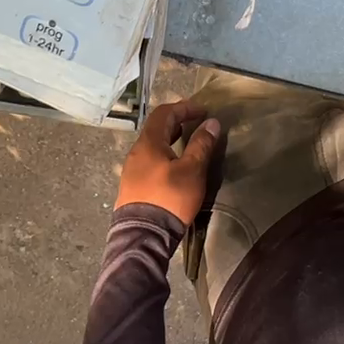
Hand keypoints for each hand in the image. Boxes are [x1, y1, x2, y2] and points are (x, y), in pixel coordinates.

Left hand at [114, 102, 222, 225]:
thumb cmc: (169, 198)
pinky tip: (174, 165)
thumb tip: (211, 122)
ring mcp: (132, 169)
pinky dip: (164, 153)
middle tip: (196, 122)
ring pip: (152, 145)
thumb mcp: (192, 171)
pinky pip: (149, 159)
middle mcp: (136, 151)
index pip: (164, 113)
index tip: (203, 111)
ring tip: (187, 141)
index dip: (184, 108)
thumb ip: (201, 145)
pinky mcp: (132, 185)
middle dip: (177, 121)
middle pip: (156, 127)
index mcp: (148, 143)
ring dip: (170, 138)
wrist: (143, 235)